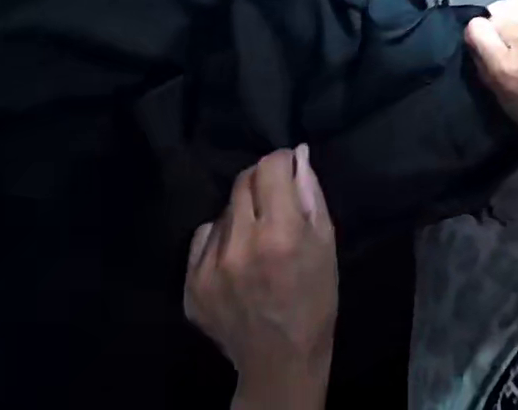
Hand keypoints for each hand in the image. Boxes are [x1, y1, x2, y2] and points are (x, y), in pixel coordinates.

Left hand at [184, 145, 337, 409]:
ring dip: (242, 212)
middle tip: (275, 203)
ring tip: (257, 238)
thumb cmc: (315, 297)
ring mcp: (210, 267)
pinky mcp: (191, 284)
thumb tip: (297, 154)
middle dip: (262, 182)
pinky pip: (204, 236)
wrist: (280, 364)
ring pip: (224, 209)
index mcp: (279, 233)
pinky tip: (237, 259)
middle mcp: (240, 244)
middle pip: (243, 181)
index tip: (289, 170)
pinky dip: (221, 238)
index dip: (282, 161)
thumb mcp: (326, 241)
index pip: (270, 166)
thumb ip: (310, 193)